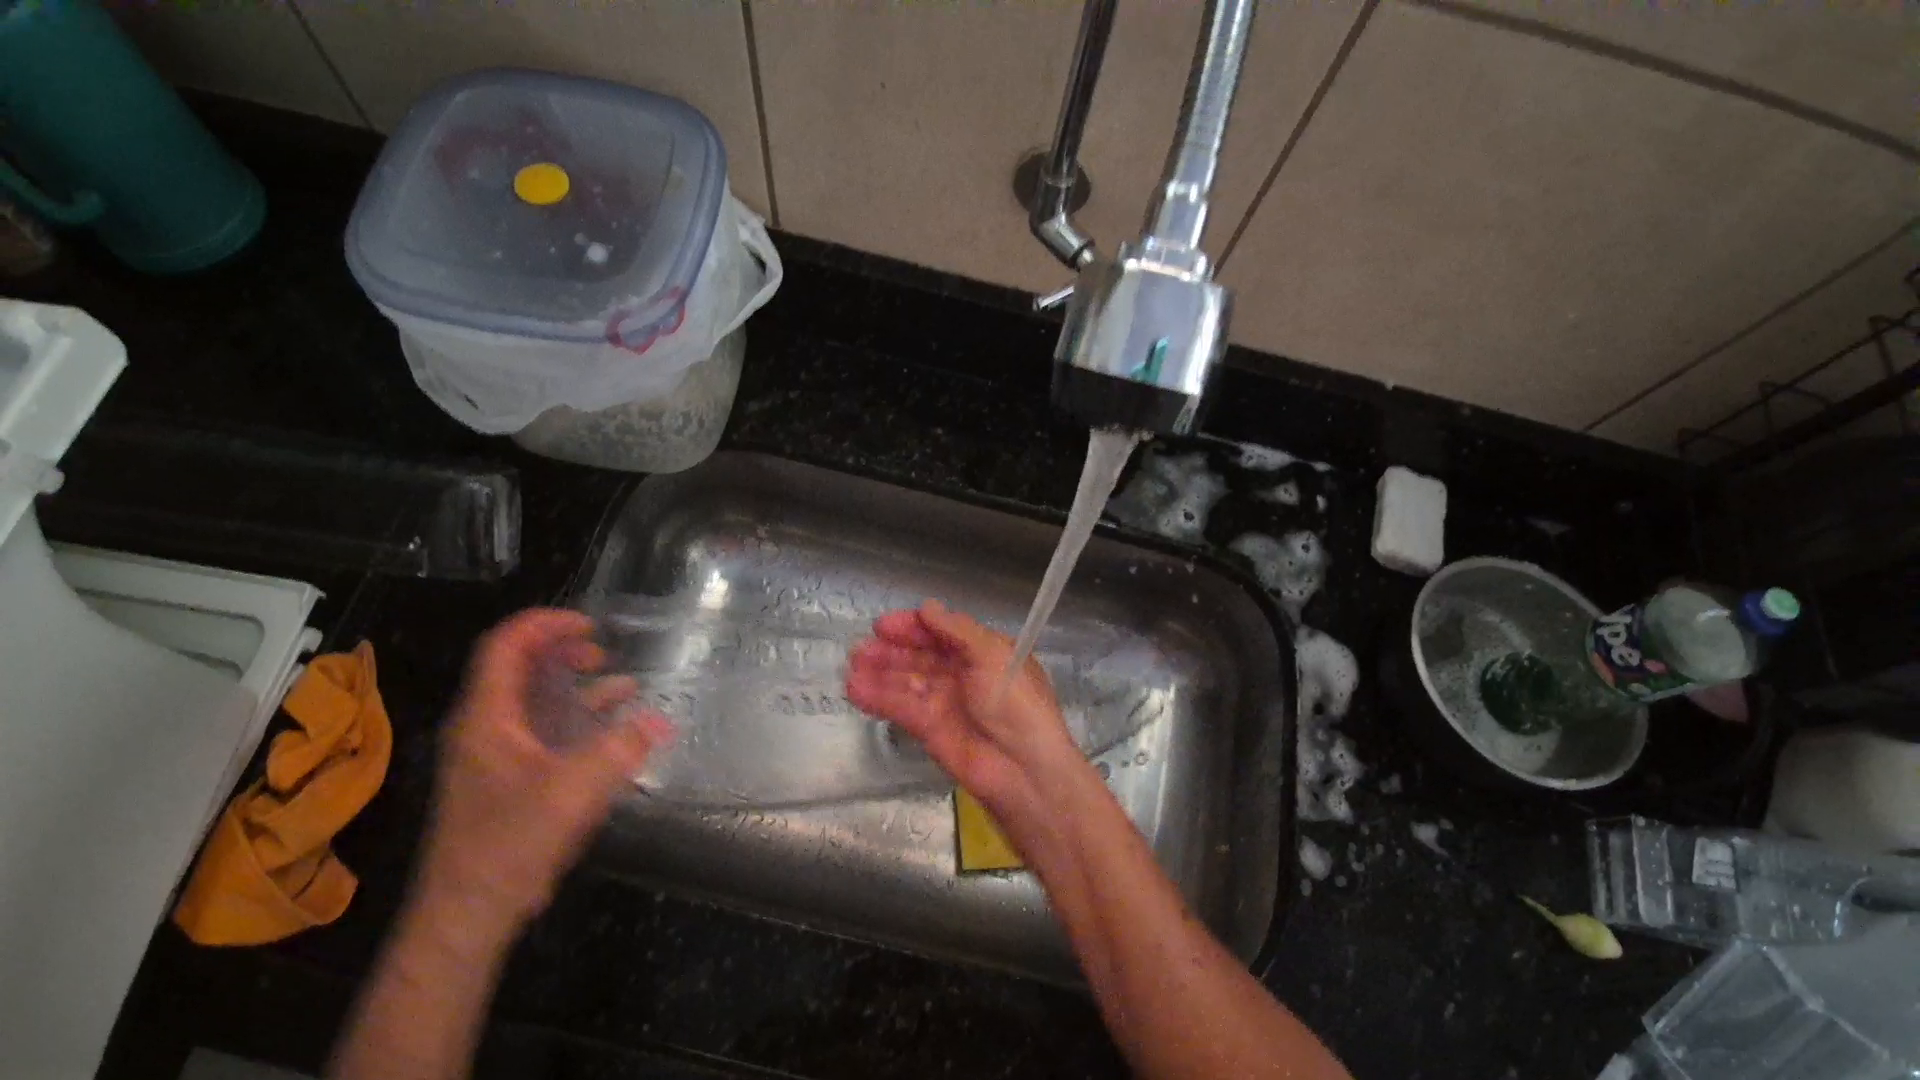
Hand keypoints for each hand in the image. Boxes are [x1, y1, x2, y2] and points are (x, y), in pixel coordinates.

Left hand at [414, 609, 672, 935]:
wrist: (466, 914)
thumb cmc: (509, 845)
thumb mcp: (571, 792)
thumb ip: (618, 750)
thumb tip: (660, 721)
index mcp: (486, 718)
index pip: (505, 646)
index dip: (546, 624)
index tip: (591, 624)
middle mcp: (483, 729)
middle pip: (518, 670)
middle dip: (563, 653)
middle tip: (604, 654)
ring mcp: (493, 757)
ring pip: (532, 704)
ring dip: (574, 689)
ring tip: (621, 686)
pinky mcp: (506, 784)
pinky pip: (541, 735)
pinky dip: (575, 724)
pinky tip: (611, 736)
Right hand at [845, 600, 1084, 819]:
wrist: (1024, 768)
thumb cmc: (1016, 703)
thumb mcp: (994, 655)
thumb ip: (957, 630)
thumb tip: (927, 608)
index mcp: (984, 654)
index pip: (942, 634)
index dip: (914, 627)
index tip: (884, 625)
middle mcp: (963, 676)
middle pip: (920, 657)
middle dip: (891, 650)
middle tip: (860, 647)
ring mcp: (945, 703)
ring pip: (906, 682)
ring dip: (879, 672)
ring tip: (851, 665)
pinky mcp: (929, 730)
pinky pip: (901, 708)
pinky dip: (879, 698)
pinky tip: (855, 689)